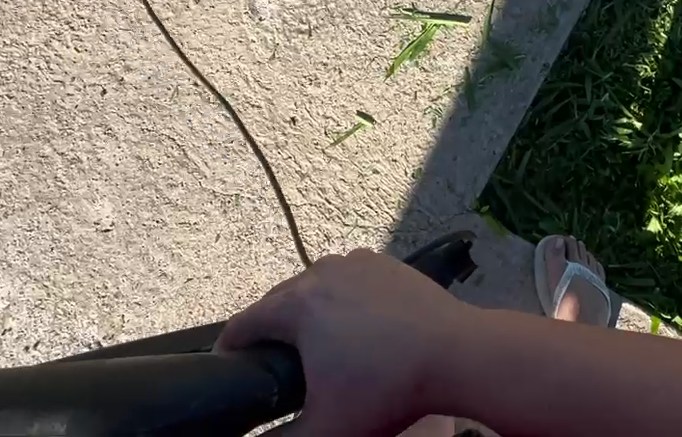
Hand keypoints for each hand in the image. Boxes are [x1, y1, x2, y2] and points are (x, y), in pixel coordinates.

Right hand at [216, 250, 480, 436]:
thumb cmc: (387, 389)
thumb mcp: (323, 430)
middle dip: (268, 329)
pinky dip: (339, 297)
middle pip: (279, 299)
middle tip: (268, 366)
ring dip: (305, 310)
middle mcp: (325, 270)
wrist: (453, 352)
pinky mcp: (386, 262)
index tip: (228, 372)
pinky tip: (349, 325)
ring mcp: (359, 260)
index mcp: (300, 303)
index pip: (244, 323)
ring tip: (309, 346)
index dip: (229, 351)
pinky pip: (347, 277)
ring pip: (315, 284)